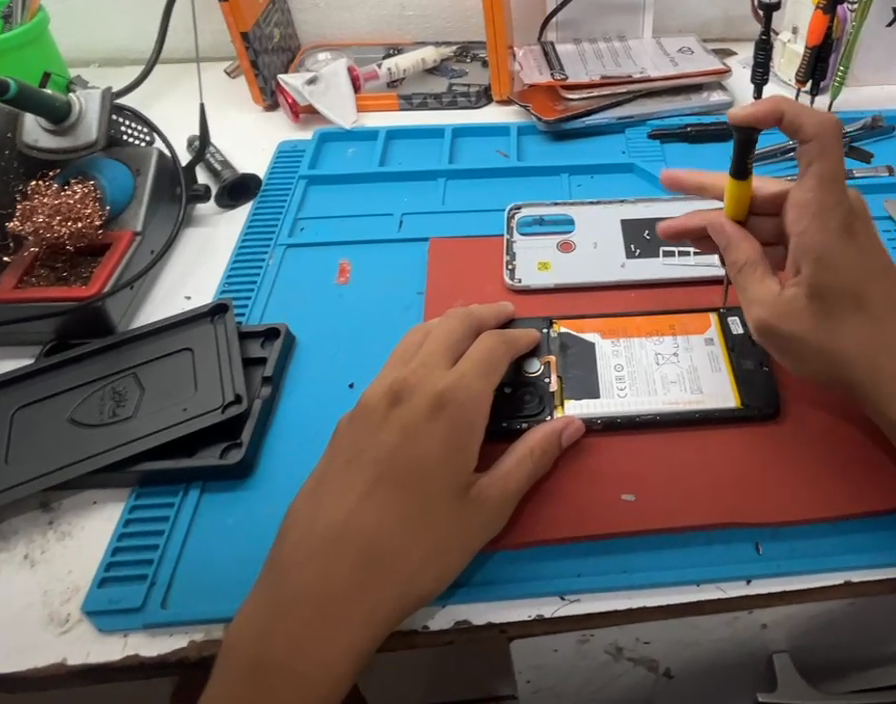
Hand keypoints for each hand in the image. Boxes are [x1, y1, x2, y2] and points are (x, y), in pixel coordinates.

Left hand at [214, 304, 582, 702]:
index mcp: (452, 401)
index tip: (533, 339)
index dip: (517, 337)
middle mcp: (412, 383)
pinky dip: (419, 348)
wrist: (324, 581)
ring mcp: (374, 396)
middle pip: (451, 325)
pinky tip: (425, 375)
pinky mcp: (350, 415)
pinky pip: (391, 362)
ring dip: (448, 324)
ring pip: (415, 336)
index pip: (492, 347)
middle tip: (505, 315)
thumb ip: (531, 459)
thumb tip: (571, 425)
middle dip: (483, 314)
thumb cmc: (417, 549)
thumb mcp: (487, 509)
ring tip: (468, 330)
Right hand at [657, 98, 895, 407]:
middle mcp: (827, 209)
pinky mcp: (832, 251)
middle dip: (713, 191)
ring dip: (725, 224)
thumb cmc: (838, 344)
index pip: (814, 133)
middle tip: (666, 186)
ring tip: (673, 233)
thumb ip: (739, 260)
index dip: (775, 115)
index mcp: (820, 211)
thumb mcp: (771, 309)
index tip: (732, 125)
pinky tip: (713, 251)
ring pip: (770, 214)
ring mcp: (831, 230)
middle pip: (767, 185)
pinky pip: (784, 234)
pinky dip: (751, 242)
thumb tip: (713, 225)